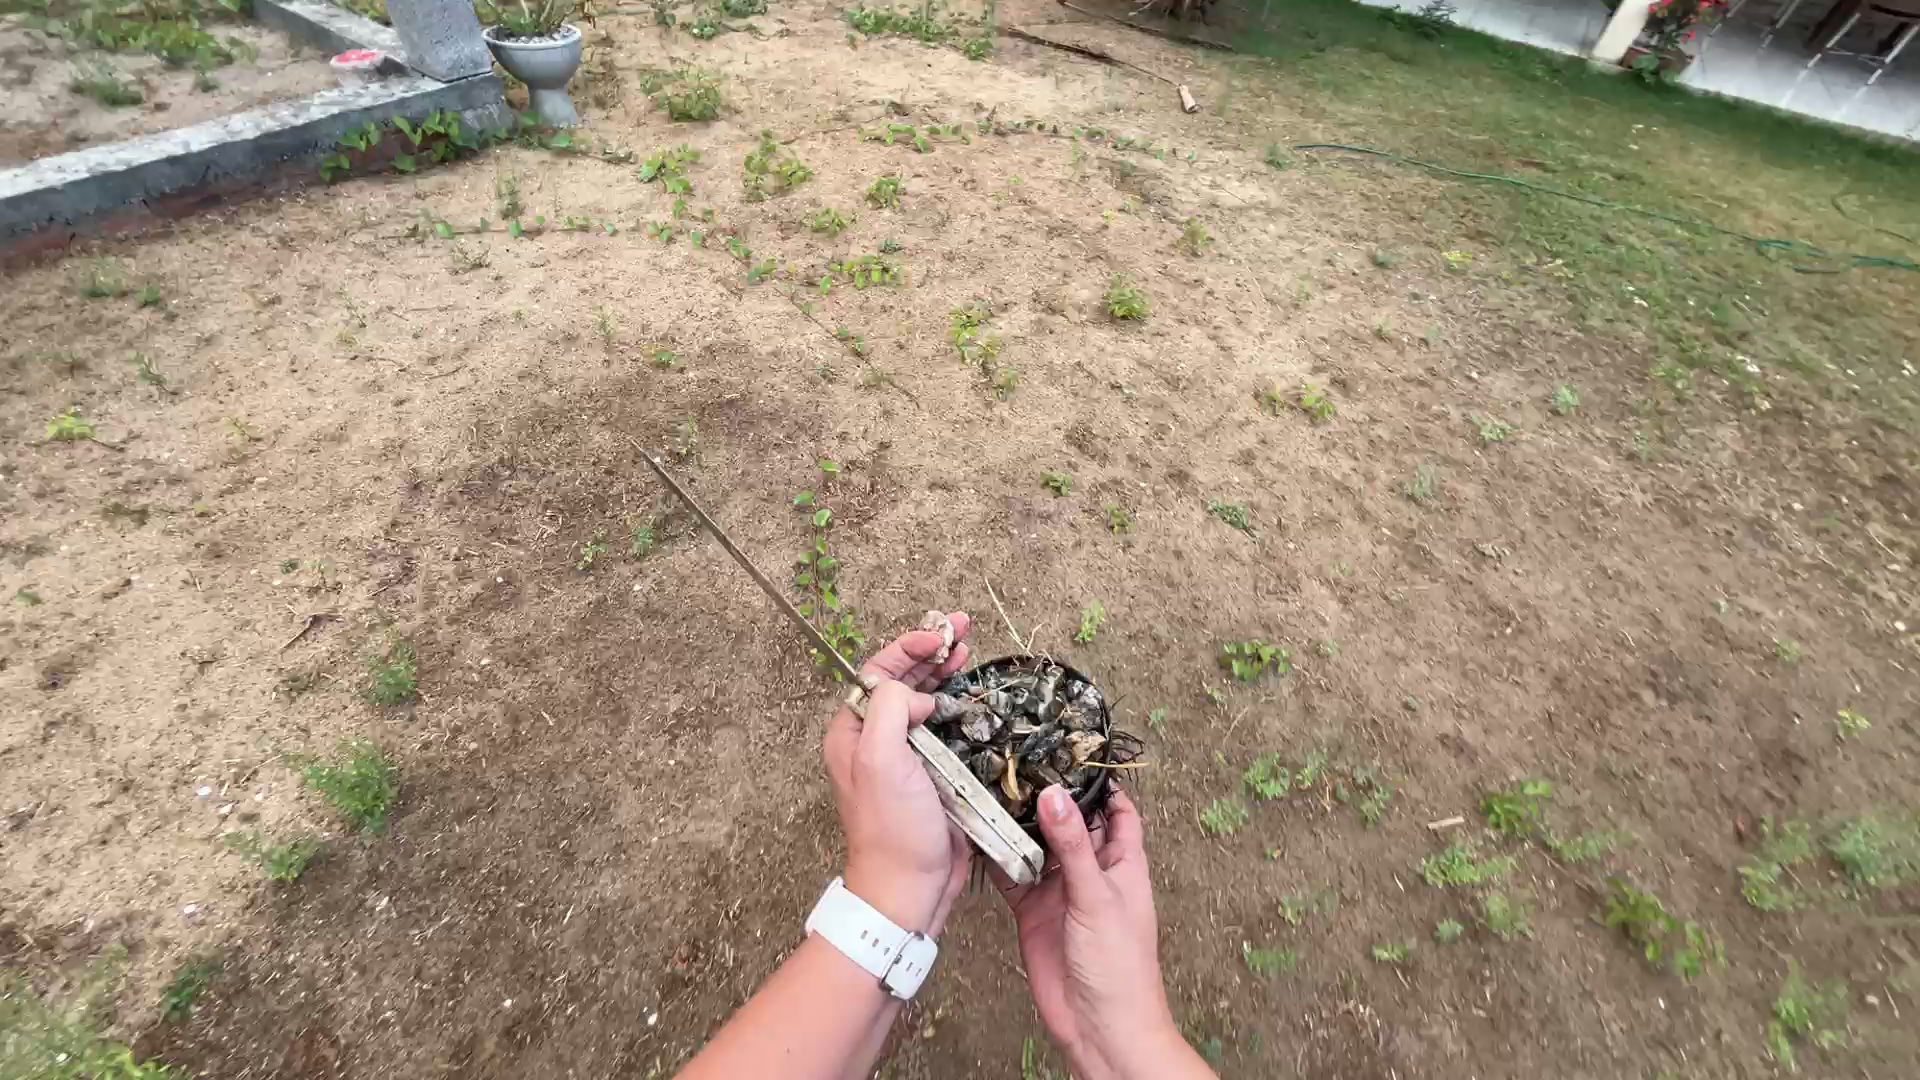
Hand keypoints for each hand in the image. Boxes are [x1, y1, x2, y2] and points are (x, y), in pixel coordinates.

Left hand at [822, 612, 973, 935]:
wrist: (910, 887)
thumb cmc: (892, 827)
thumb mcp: (880, 759)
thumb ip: (891, 709)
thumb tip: (918, 696)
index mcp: (853, 731)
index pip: (879, 672)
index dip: (908, 648)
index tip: (938, 638)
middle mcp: (874, 737)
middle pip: (902, 679)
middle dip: (930, 650)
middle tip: (963, 626)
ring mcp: (903, 753)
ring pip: (923, 697)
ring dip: (943, 671)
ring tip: (967, 648)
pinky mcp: (929, 770)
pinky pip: (942, 724)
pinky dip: (956, 703)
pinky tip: (970, 691)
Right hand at [998, 786, 1207, 1079]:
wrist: (1099, 1030)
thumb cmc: (1120, 966)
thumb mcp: (1098, 897)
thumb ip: (1073, 846)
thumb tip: (1053, 793)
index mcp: (1121, 861)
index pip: (1117, 810)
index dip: (1100, 782)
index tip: (1073, 750)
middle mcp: (1090, 869)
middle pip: (1070, 821)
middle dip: (1049, 795)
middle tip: (1019, 761)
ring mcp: (1059, 888)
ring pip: (1038, 844)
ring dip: (1019, 823)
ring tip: (993, 787)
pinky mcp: (1033, 909)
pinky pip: (1013, 875)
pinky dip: (998, 857)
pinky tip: (978, 834)